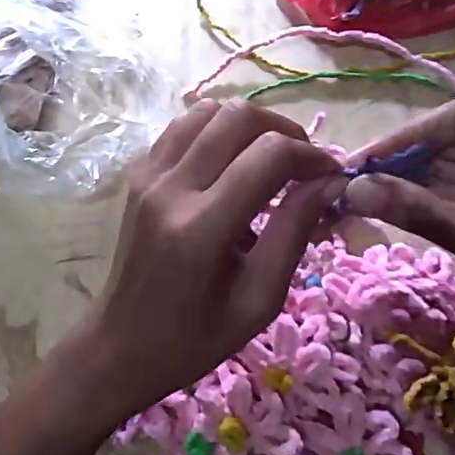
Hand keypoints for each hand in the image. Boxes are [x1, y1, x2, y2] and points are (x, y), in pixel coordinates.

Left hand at [73, 100, 342, 420]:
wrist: (123, 344)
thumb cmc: (197, 337)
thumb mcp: (260, 299)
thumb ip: (295, 231)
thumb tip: (329, 181)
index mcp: (201, 228)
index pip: (269, 156)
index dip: (311, 157)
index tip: (331, 177)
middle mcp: (170, 188)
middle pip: (239, 117)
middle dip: (285, 131)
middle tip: (303, 166)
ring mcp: (148, 175)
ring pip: (209, 111)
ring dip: (251, 126)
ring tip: (270, 160)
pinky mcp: (138, 173)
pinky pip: (184, 126)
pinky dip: (218, 131)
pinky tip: (232, 164)